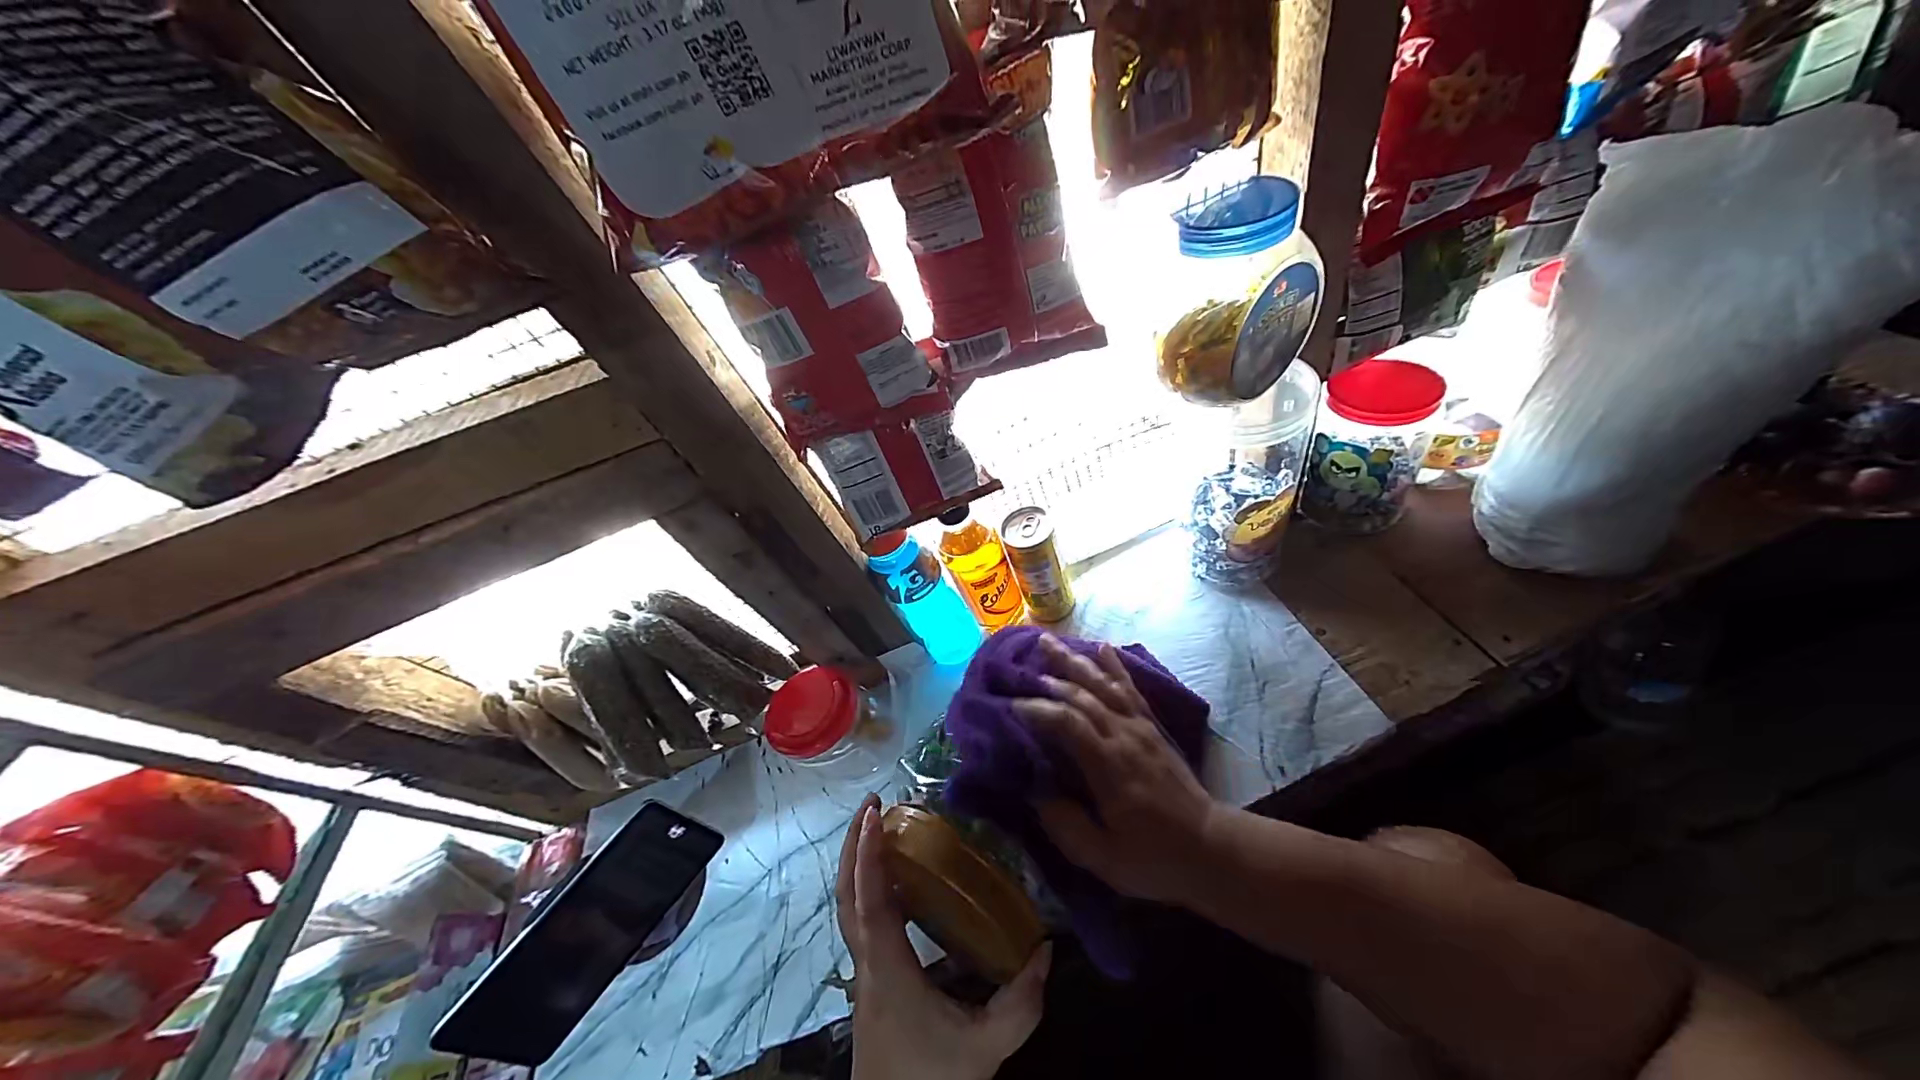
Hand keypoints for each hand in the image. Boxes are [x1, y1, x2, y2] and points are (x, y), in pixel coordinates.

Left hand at [835, 794, 1050, 1079]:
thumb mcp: (985, 1048)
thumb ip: (1019, 1004)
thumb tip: (1045, 950)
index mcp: (887, 968)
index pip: (868, 901)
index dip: (867, 856)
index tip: (873, 815)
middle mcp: (866, 961)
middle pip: (845, 894)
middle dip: (852, 845)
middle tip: (872, 806)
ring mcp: (864, 970)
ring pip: (848, 906)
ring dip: (856, 863)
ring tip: (878, 829)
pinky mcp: (870, 978)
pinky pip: (860, 919)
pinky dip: (867, 886)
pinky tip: (894, 879)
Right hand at [1013, 635, 1226, 906]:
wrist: (1210, 849)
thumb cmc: (1152, 858)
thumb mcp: (1101, 857)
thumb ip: (1064, 824)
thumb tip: (1033, 789)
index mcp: (1109, 767)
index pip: (1068, 723)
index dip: (1037, 710)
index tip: (1009, 705)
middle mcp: (1124, 737)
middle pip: (1083, 695)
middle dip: (1048, 675)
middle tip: (1016, 664)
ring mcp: (1141, 728)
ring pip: (1104, 684)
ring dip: (1075, 661)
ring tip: (1048, 640)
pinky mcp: (1153, 728)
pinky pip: (1131, 689)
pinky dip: (1115, 666)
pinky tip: (1102, 647)